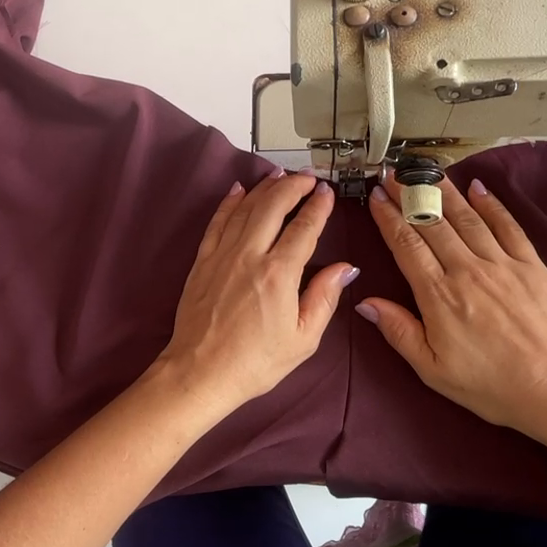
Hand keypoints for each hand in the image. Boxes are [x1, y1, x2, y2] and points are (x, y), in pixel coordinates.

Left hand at [154, 171, 357, 412]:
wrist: (200, 371)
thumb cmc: (255, 362)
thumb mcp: (303, 338)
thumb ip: (324, 298)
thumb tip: (345, 269)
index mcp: (279, 274)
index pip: (304, 229)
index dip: (318, 207)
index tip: (327, 192)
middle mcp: (249, 256)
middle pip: (273, 207)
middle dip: (292, 186)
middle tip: (307, 177)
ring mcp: (222, 255)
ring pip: (244, 209)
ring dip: (264, 189)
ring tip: (279, 175)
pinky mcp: (202, 261)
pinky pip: (217, 222)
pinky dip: (228, 203)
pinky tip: (238, 191)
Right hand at [355, 174, 546, 440]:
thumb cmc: (492, 386)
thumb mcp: (432, 370)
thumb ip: (398, 331)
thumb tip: (365, 302)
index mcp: (438, 296)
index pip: (406, 244)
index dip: (388, 217)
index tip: (374, 196)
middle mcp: (467, 271)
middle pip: (431, 223)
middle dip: (408, 195)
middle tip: (392, 173)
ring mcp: (502, 265)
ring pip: (466, 218)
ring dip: (443, 191)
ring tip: (425, 170)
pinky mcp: (532, 267)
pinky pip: (508, 227)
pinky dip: (491, 205)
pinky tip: (477, 188)